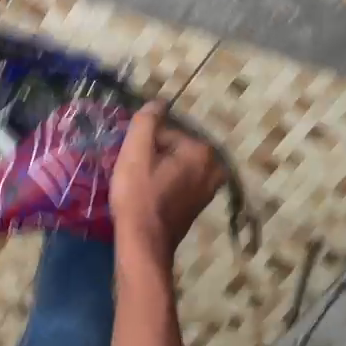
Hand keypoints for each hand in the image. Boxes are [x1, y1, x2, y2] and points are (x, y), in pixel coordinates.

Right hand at [111, 102, 225, 259]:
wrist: (143, 243)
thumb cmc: (138, 196)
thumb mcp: (135, 152)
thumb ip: (147, 121)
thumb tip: (158, 102)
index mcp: (201, 150)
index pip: (165, 132)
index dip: (143, 145)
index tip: (131, 163)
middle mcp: (214, 167)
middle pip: (172, 148)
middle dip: (152, 156)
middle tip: (133, 174)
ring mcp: (209, 188)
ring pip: (175, 165)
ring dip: (156, 170)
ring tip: (139, 186)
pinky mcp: (200, 204)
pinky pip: (179, 182)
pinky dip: (164, 184)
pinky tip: (149, 197)